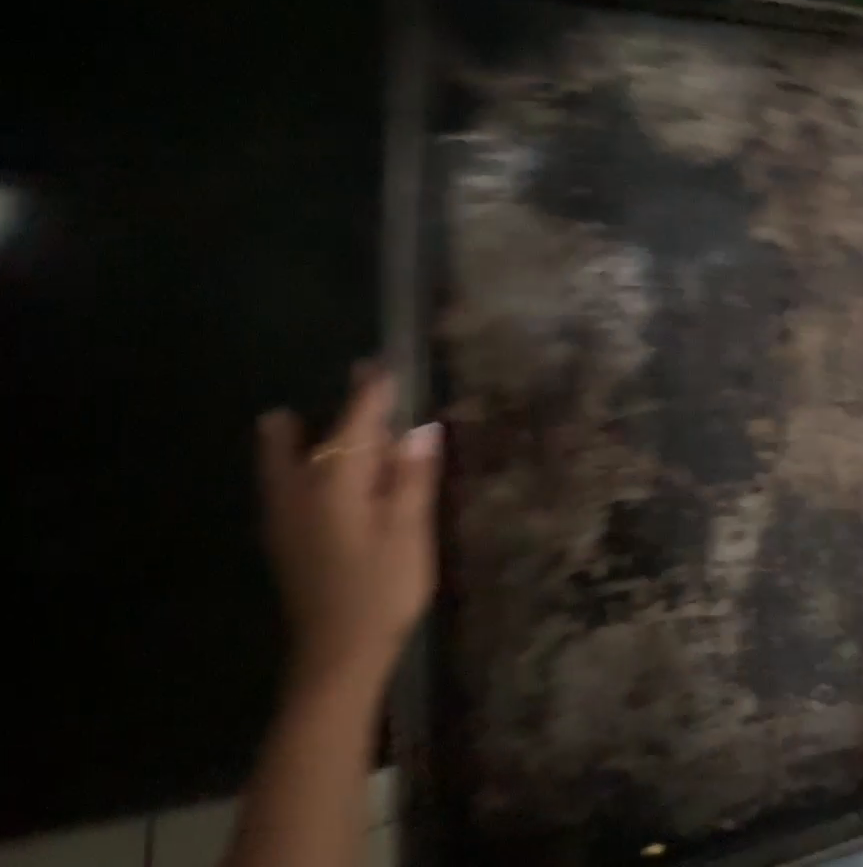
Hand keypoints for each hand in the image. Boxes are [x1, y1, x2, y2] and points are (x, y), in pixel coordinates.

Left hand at [256, 363, 441, 691]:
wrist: (338, 654)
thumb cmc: (383, 590)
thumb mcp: (409, 532)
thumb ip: (412, 478)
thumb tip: (420, 429)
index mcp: (335, 488)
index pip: (355, 428)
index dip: (372, 396)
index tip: (383, 365)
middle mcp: (301, 495)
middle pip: (313, 439)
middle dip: (339, 409)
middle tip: (360, 378)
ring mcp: (287, 519)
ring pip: (286, 463)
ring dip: (300, 435)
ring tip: (298, 415)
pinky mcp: (287, 539)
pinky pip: (285, 484)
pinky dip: (293, 462)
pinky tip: (305, 468)